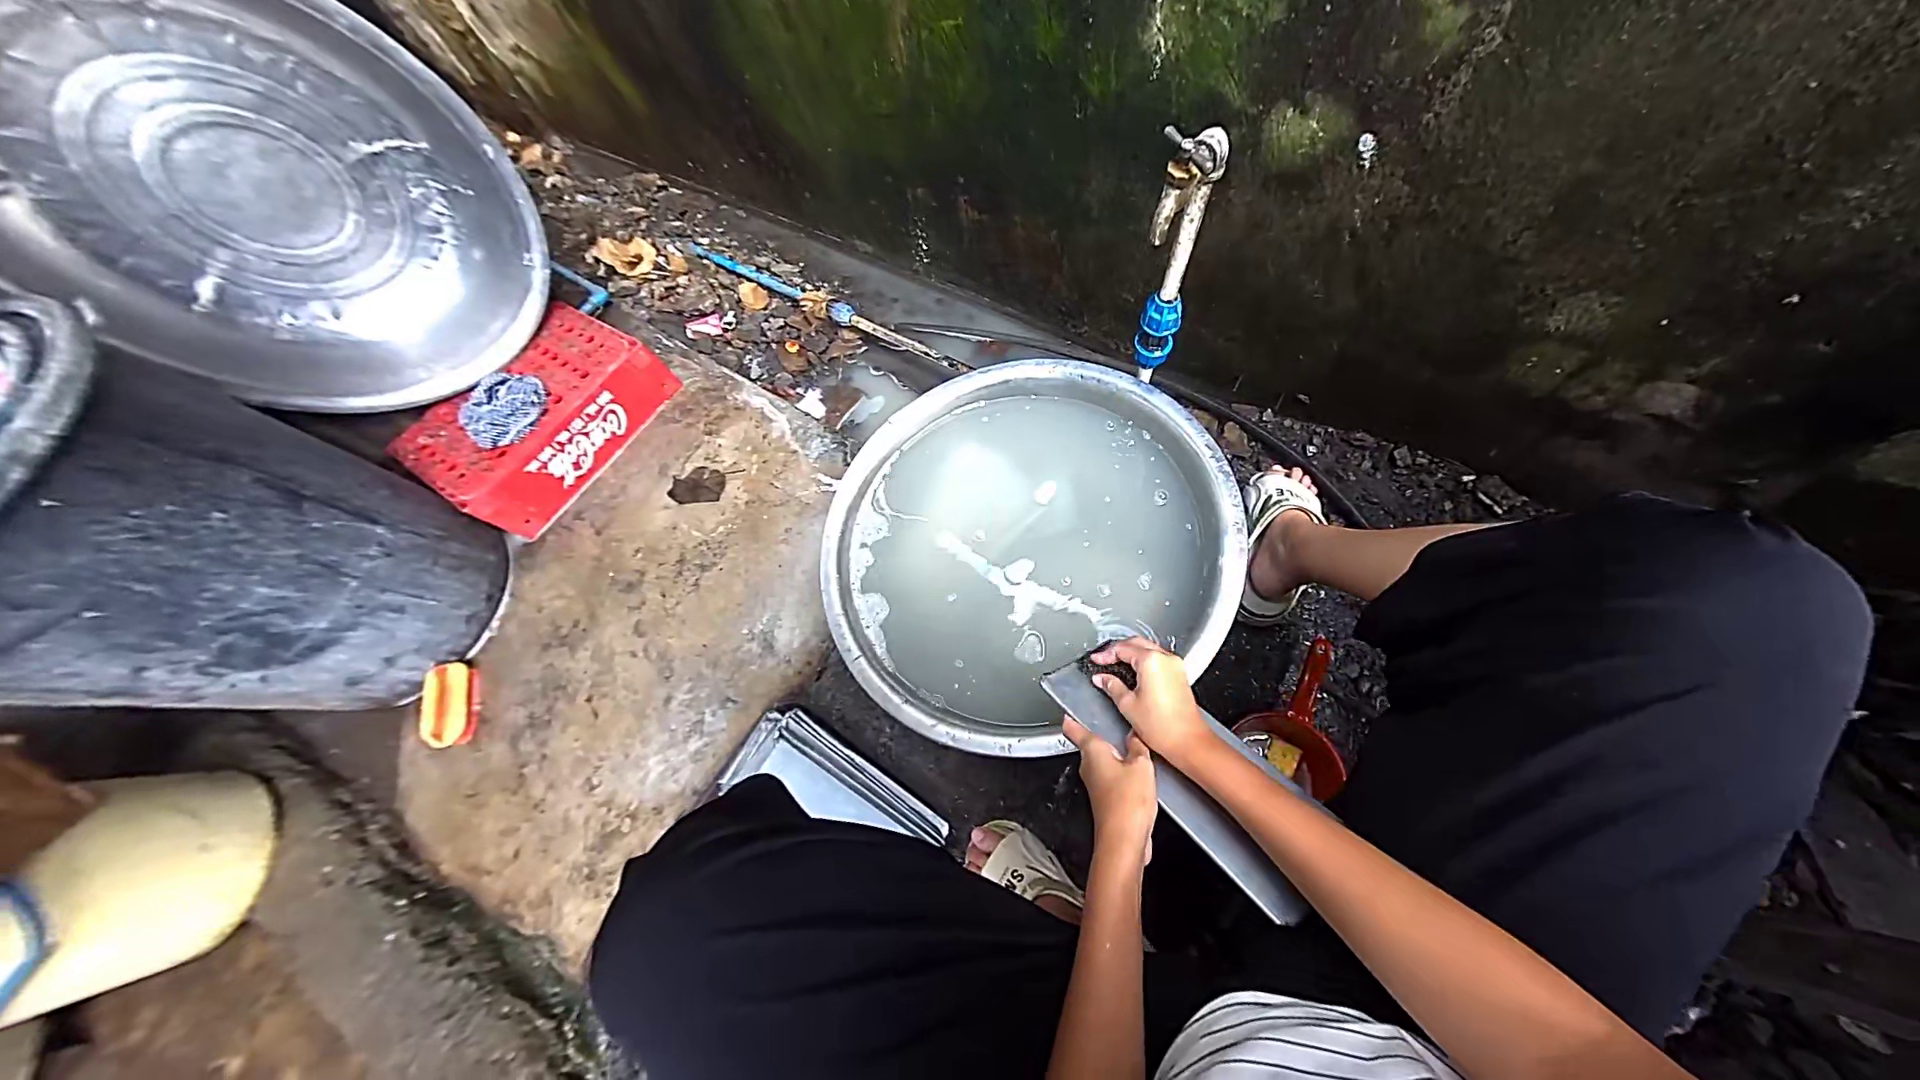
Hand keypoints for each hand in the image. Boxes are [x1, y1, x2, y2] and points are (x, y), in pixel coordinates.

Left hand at [1063, 716, 1155, 860]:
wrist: (1124, 840)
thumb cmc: (1127, 803)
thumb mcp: (1141, 765)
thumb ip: (1138, 747)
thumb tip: (1135, 737)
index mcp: (1092, 751)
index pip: (1075, 730)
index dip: (1072, 721)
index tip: (1068, 714)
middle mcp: (1089, 768)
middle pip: (1093, 746)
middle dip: (1107, 739)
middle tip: (1121, 730)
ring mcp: (1095, 785)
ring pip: (1105, 764)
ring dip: (1118, 759)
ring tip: (1135, 753)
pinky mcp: (1105, 800)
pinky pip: (1113, 781)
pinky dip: (1123, 777)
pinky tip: (1137, 779)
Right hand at [1089, 637, 1208, 764]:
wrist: (1188, 742)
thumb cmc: (1163, 727)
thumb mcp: (1127, 705)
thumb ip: (1111, 686)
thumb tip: (1102, 678)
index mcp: (1151, 661)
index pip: (1122, 648)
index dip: (1105, 654)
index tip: (1096, 660)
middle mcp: (1166, 659)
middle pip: (1136, 644)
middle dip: (1118, 649)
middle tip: (1103, 659)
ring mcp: (1175, 666)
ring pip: (1148, 649)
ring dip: (1131, 654)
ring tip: (1116, 665)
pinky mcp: (1180, 675)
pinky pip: (1158, 659)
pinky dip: (1143, 661)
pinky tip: (1133, 673)